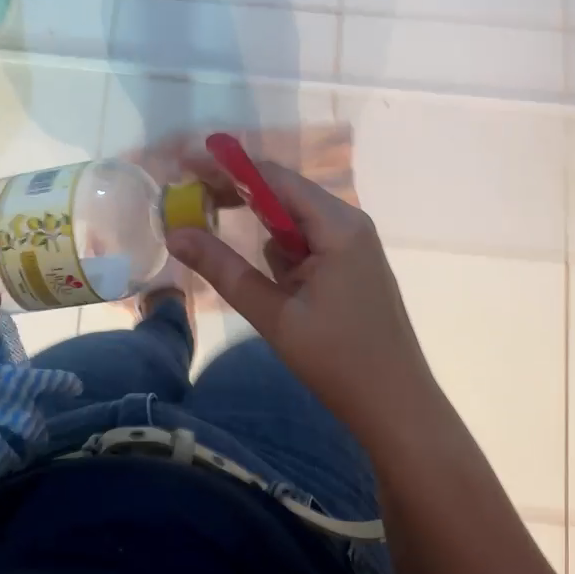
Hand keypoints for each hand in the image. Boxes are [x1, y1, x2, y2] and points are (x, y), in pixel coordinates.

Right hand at [166, 162, 437, 437]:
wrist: (399, 408)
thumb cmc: (339, 362)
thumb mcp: (274, 315)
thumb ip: (224, 270)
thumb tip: (176, 234)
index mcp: (338, 225)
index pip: (273, 178)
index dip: (226, 168)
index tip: (185, 164)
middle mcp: (349, 222)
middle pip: (283, 192)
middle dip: (235, 193)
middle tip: (187, 197)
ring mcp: (354, 244)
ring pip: (292, 219)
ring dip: (256, 223)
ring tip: (212, 227)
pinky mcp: (351, 265)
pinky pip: (306, 241)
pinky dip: (279, 248)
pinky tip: (262, 272)